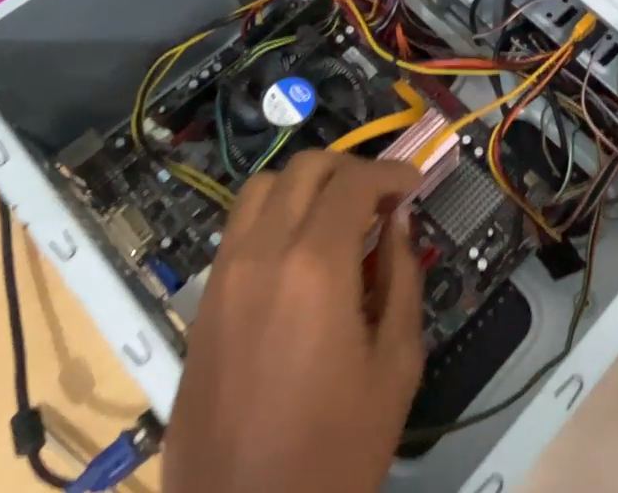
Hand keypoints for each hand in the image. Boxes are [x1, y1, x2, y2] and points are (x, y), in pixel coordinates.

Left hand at [163, 152, 422, 492]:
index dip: (391, 172)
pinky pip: (237, 228)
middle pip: (303, 169)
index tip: (414, 184)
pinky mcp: (203, 300)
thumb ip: (402, 278)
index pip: (354, 182)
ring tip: (338, 215)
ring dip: (305, 185)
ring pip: (260, 188)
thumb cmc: (336, 447)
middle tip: (382, 197)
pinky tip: (299, 251)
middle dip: (350, 169)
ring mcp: (223, 274)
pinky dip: (273, 214)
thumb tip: (399, 222)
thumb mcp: (395, 364)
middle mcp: (261, 253)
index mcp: (315, 266)